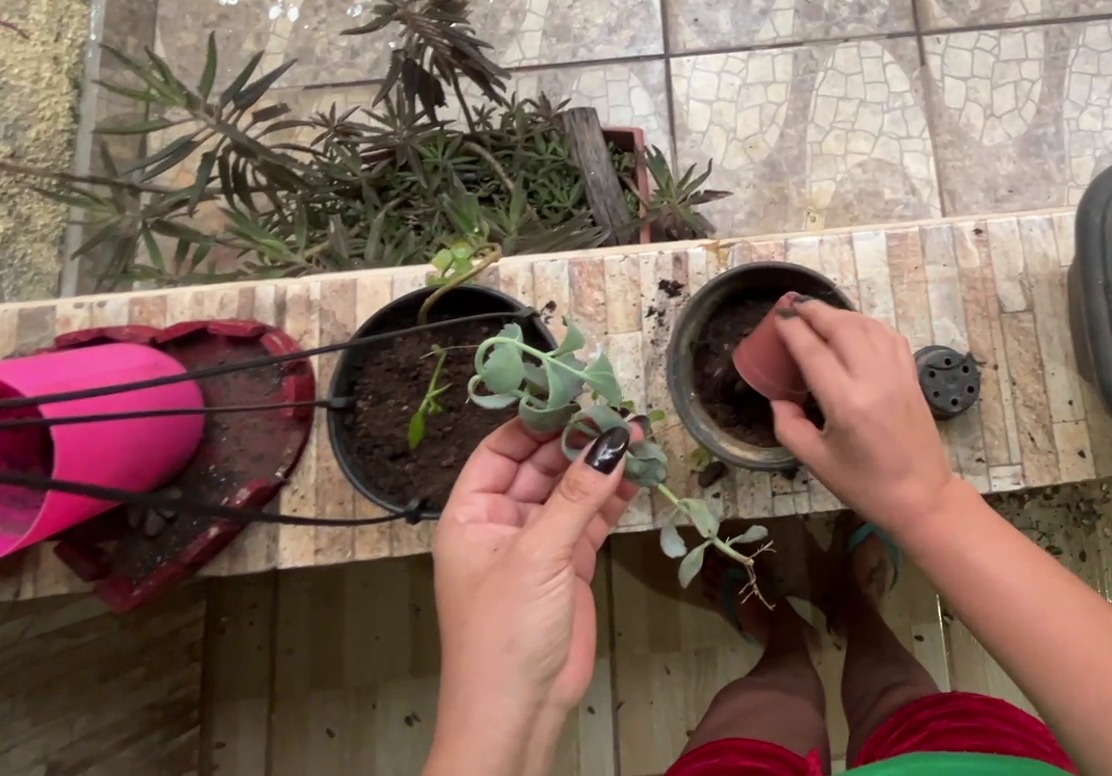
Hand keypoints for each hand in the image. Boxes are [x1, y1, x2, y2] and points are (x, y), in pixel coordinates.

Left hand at [424, 419, 637, 775]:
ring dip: (602, 465)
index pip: (501, 450)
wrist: (519, 714)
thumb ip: (577, 496)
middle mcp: (503, 521)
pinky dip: (614, 496)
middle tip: (619, 414)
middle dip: (579, 441)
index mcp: (472, 514)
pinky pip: (591, 516)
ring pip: (572, 488)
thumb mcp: (537, 557)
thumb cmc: (503, 635)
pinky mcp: (569, 561)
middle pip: (542, 465)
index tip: (577, 397)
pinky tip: (638, 475)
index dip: (537, 422)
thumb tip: (612, 439)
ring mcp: (539, 541)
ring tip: (639, 436)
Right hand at [769, 296, 958, 536]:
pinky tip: (855, 327)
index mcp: (846, 403)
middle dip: (815, 311)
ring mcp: (897, 374)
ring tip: (819, 313)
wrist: (922, 497)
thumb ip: (789, 427)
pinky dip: (868, 324)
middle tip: (794, 305)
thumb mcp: (816, 462)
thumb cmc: (866, 485)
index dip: (793, 329)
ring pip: (867, 326)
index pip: (813, 351)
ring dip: (840, 314)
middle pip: (841, 327)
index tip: (779, 316)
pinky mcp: (911, 376)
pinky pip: (889, 336)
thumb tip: (777, 399)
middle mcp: (873, 379)